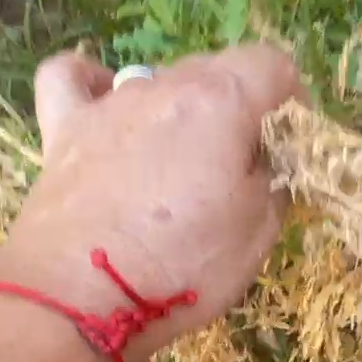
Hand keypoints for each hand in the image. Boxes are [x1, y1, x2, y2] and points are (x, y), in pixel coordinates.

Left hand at [0, 46, 301, 361]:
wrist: (85, 293)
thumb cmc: (186, 265)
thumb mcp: (258, 234)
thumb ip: (273, 185)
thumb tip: (267, 165)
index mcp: (220, 104)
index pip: (272, 67)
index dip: (295, 98)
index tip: (297, 138)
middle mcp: (163, 87)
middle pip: (216, 72)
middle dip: (243, 109)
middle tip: (250, 167)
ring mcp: (108, 104)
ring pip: (159, 82)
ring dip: (185, 112)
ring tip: (187, 163)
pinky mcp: (63, 129)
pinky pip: (76, 80)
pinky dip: (95, 84)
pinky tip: (107, 104)